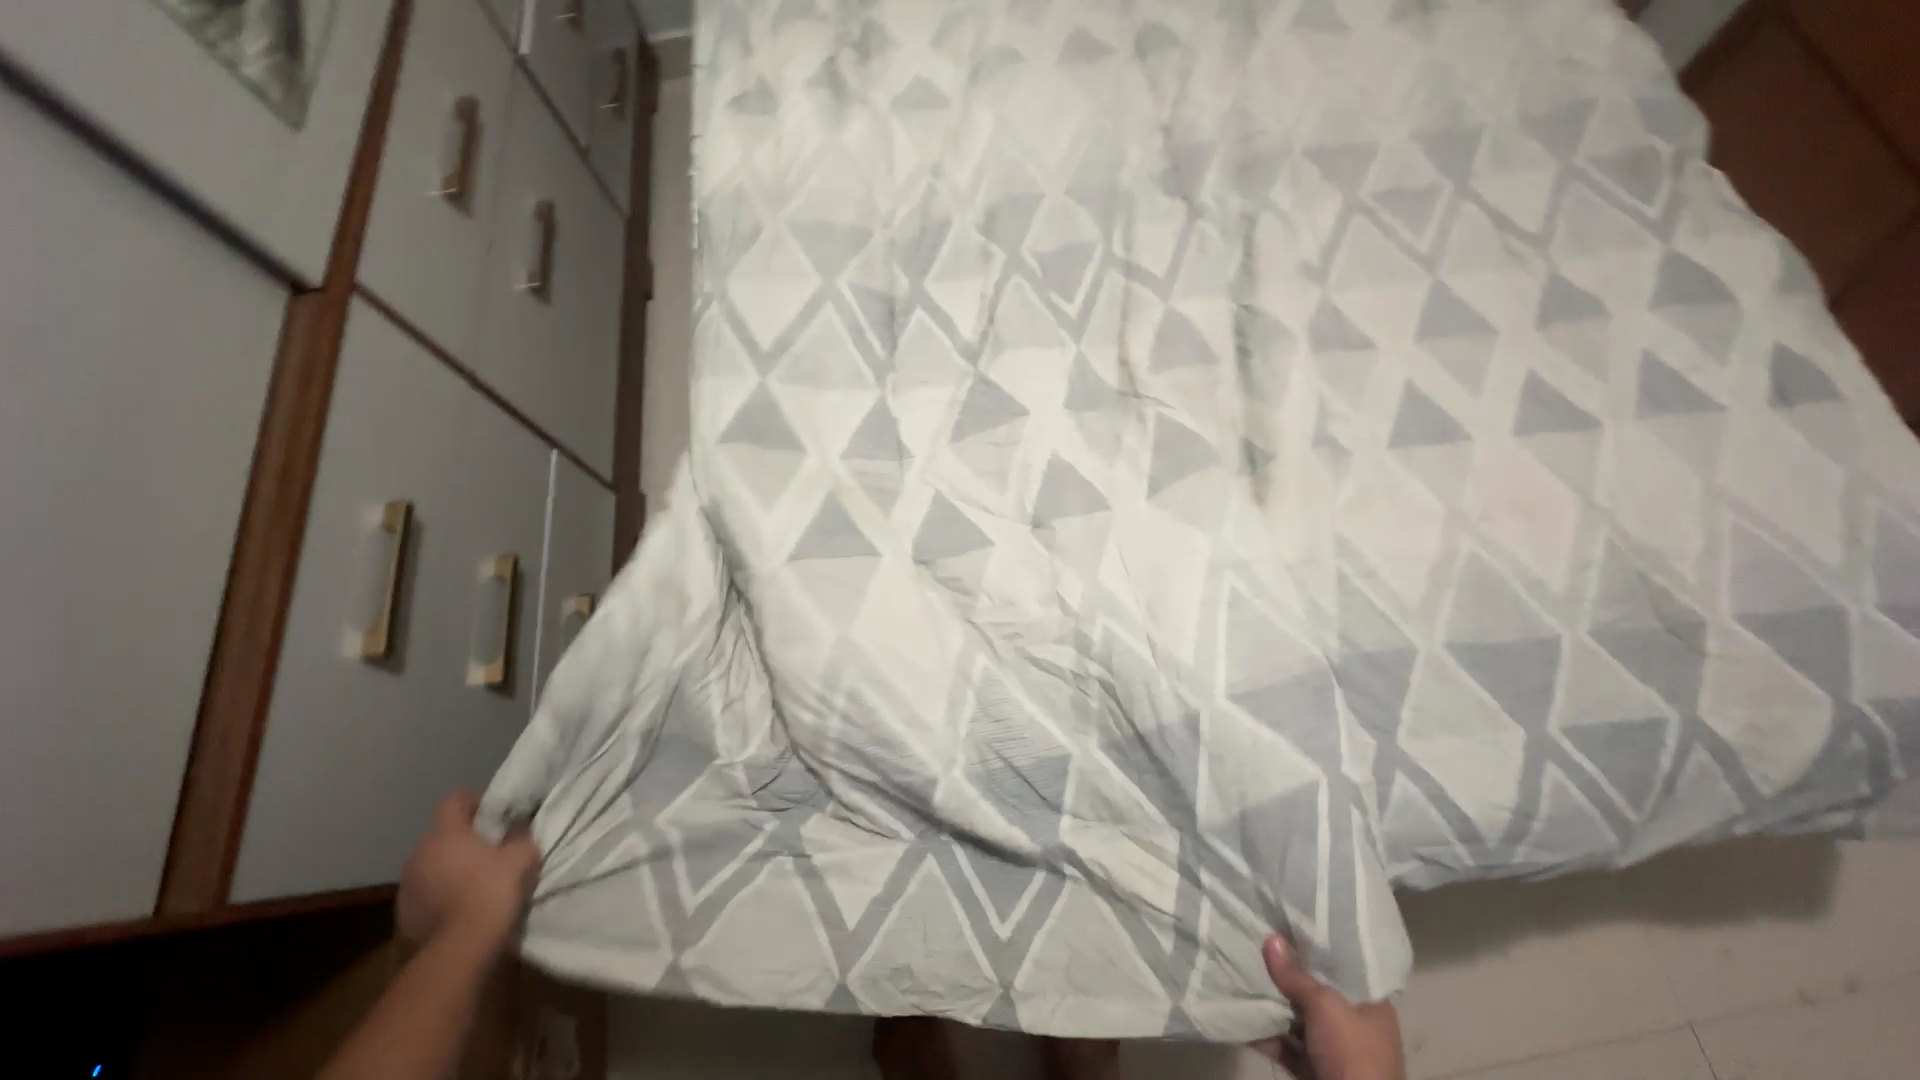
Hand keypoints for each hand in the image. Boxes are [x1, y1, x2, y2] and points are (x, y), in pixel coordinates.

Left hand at [395, 791, 540, 949]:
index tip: (494, 813)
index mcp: (445, 833)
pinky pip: (424, 891)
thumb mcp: (522, 857)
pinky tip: (460, 906)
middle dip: (463, 837)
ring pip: (430, 863)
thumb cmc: (491, 891)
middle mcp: (418, 853)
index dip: (474, 801)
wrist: (459, 948)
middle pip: (441, 833)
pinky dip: (440, 892)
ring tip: (474, 880)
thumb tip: (518, 827)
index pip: (454, 799)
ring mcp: (406, 885)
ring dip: (449, 866)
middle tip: (489, 848)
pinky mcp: (402, 913)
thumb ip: (520, 836)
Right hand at [1252, 935, 1404, 1079]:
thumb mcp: (1325, 1006)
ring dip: (1272, 1006)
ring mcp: (1334, 1052)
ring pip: (1298, 1020)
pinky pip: (1286, 1047)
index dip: (1314, 947)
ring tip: (1241, 977)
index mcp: (1371, 1005)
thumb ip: (1296, 975)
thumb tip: (1271, 939)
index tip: (1284, 927)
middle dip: (1286, 976)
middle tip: (1255, 946)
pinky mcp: (1314, 1072)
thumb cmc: (1352, 1053)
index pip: (1342, 967)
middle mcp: (1355, 1025)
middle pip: (1315, 993)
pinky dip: (1266, 1035)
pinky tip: (1241, 1016)